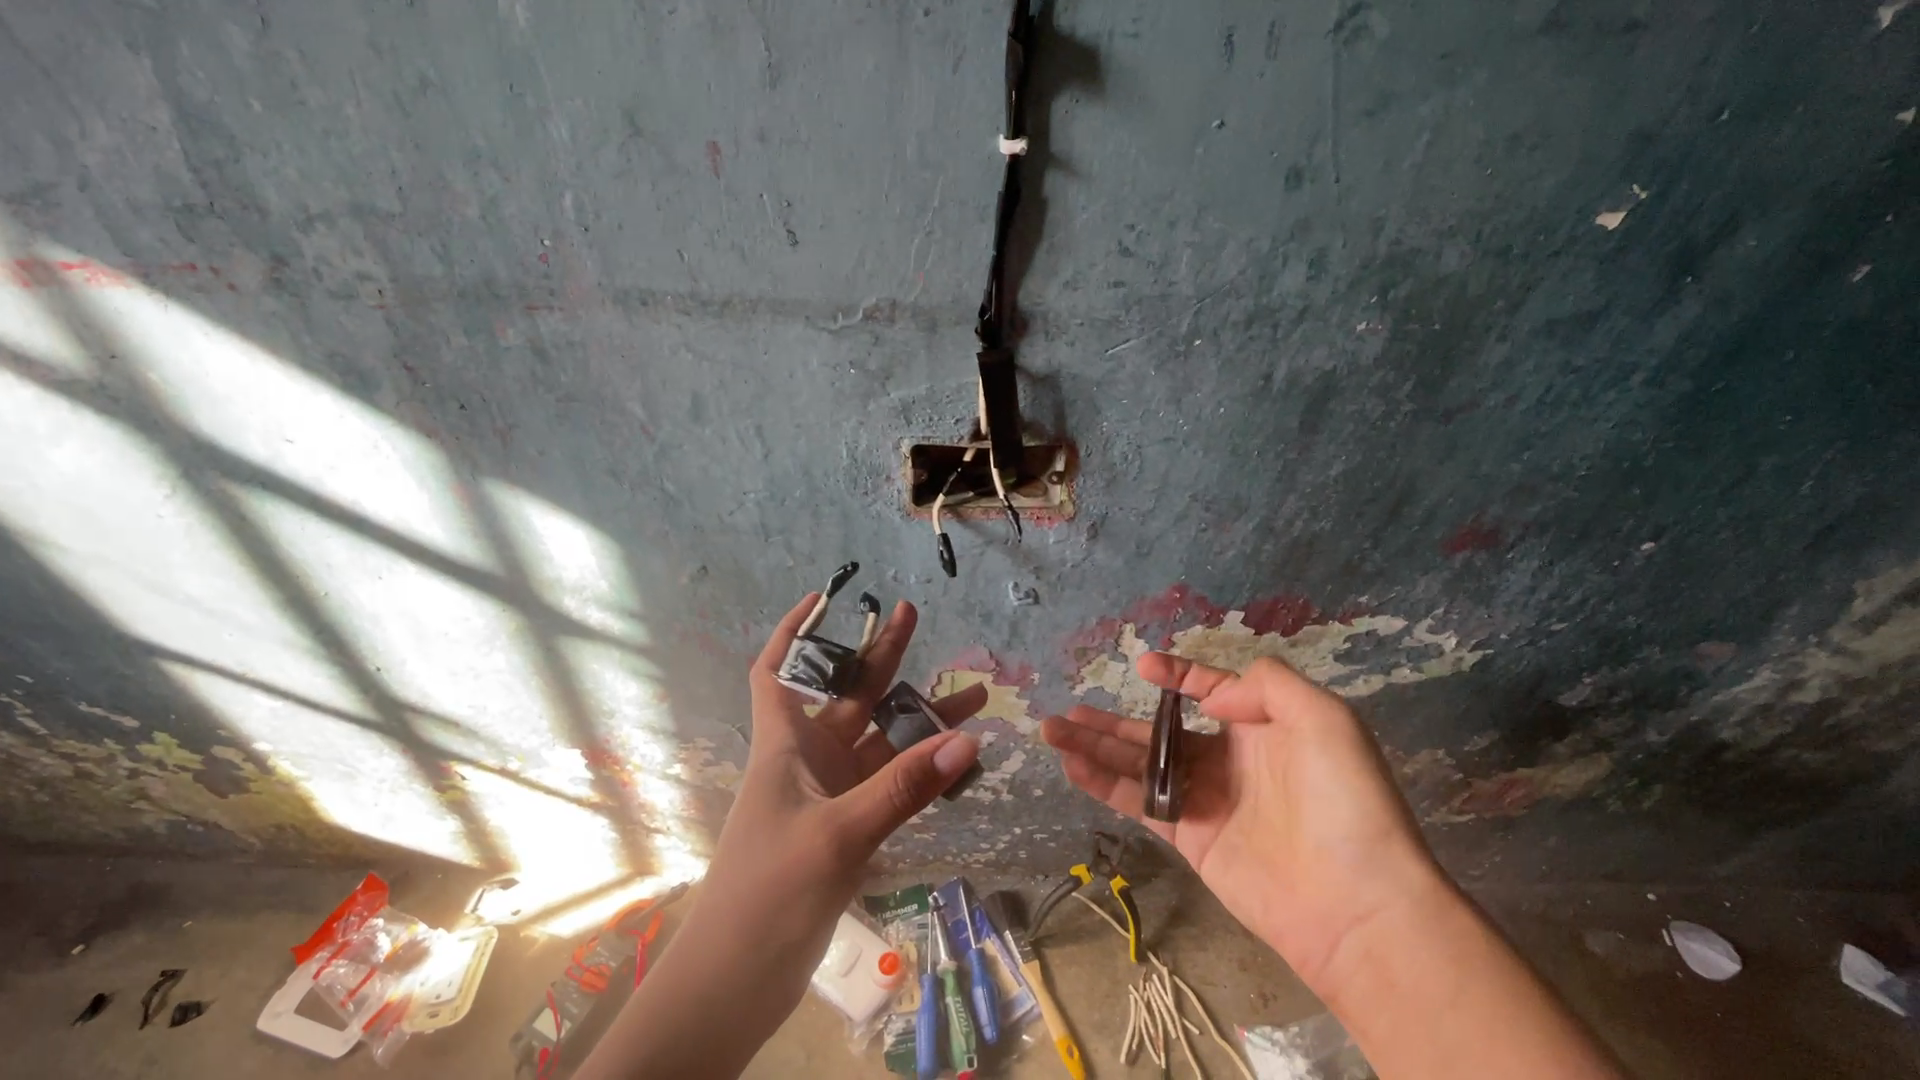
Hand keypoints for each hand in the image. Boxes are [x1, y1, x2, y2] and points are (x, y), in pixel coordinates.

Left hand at [702, 593, 984, 947]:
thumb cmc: (769, 893)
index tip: (824, 599)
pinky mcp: (845, 830)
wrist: (738, 980)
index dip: (794, 633)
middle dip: (879, 657)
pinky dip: (919, 770)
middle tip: (915, 615)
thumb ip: (902, 788)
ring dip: (918, 720)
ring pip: (878, 742)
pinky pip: (890, 786)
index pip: (778, 671)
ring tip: (973, 694)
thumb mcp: (838, 834)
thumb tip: (966, 741)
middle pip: (845, 694)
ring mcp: (828, 796)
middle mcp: (806, 760)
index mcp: (784, 745)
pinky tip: (955, 760)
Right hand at [1040, 653, 1445, 994]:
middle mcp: (1229, 760)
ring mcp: (1206, 800)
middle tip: (1070, 709)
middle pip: (1159, 731)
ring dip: (1095, 748)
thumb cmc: (1345, 799)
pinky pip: (1139, 802)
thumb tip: (1210, 696)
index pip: (1210, 691)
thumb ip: (1267, 684)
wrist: (1354, 900)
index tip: (1143, 666)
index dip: (1178, 677)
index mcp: (1264, 727)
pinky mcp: (1190, 839)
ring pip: (1139, 765)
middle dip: (1114, 720)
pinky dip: (1104, 784)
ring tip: (1053, 730)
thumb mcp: (1326, 718)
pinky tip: (1072, 766)